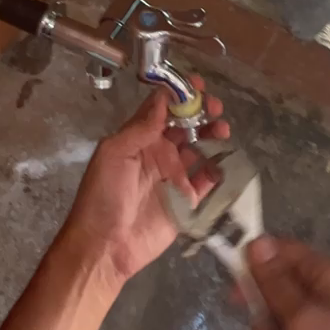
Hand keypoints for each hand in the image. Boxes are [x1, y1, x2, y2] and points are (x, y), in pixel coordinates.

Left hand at [58, 86, 229, 287]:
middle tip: (215, 106)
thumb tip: (163, 98)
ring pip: (199, 149)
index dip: (177, 94)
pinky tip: (226, 160)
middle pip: (184, 126)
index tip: (196, 83)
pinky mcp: (187, 203)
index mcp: (137, 139)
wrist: (106, 246)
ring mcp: (174, 177)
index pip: (160, 109)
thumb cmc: (103, 196)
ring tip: (222, 128)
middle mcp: (158, 154)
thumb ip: (140, 127)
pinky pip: (207, 182)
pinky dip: (219, 169)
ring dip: (212, 135)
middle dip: (200, 112)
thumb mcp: (114, 154)